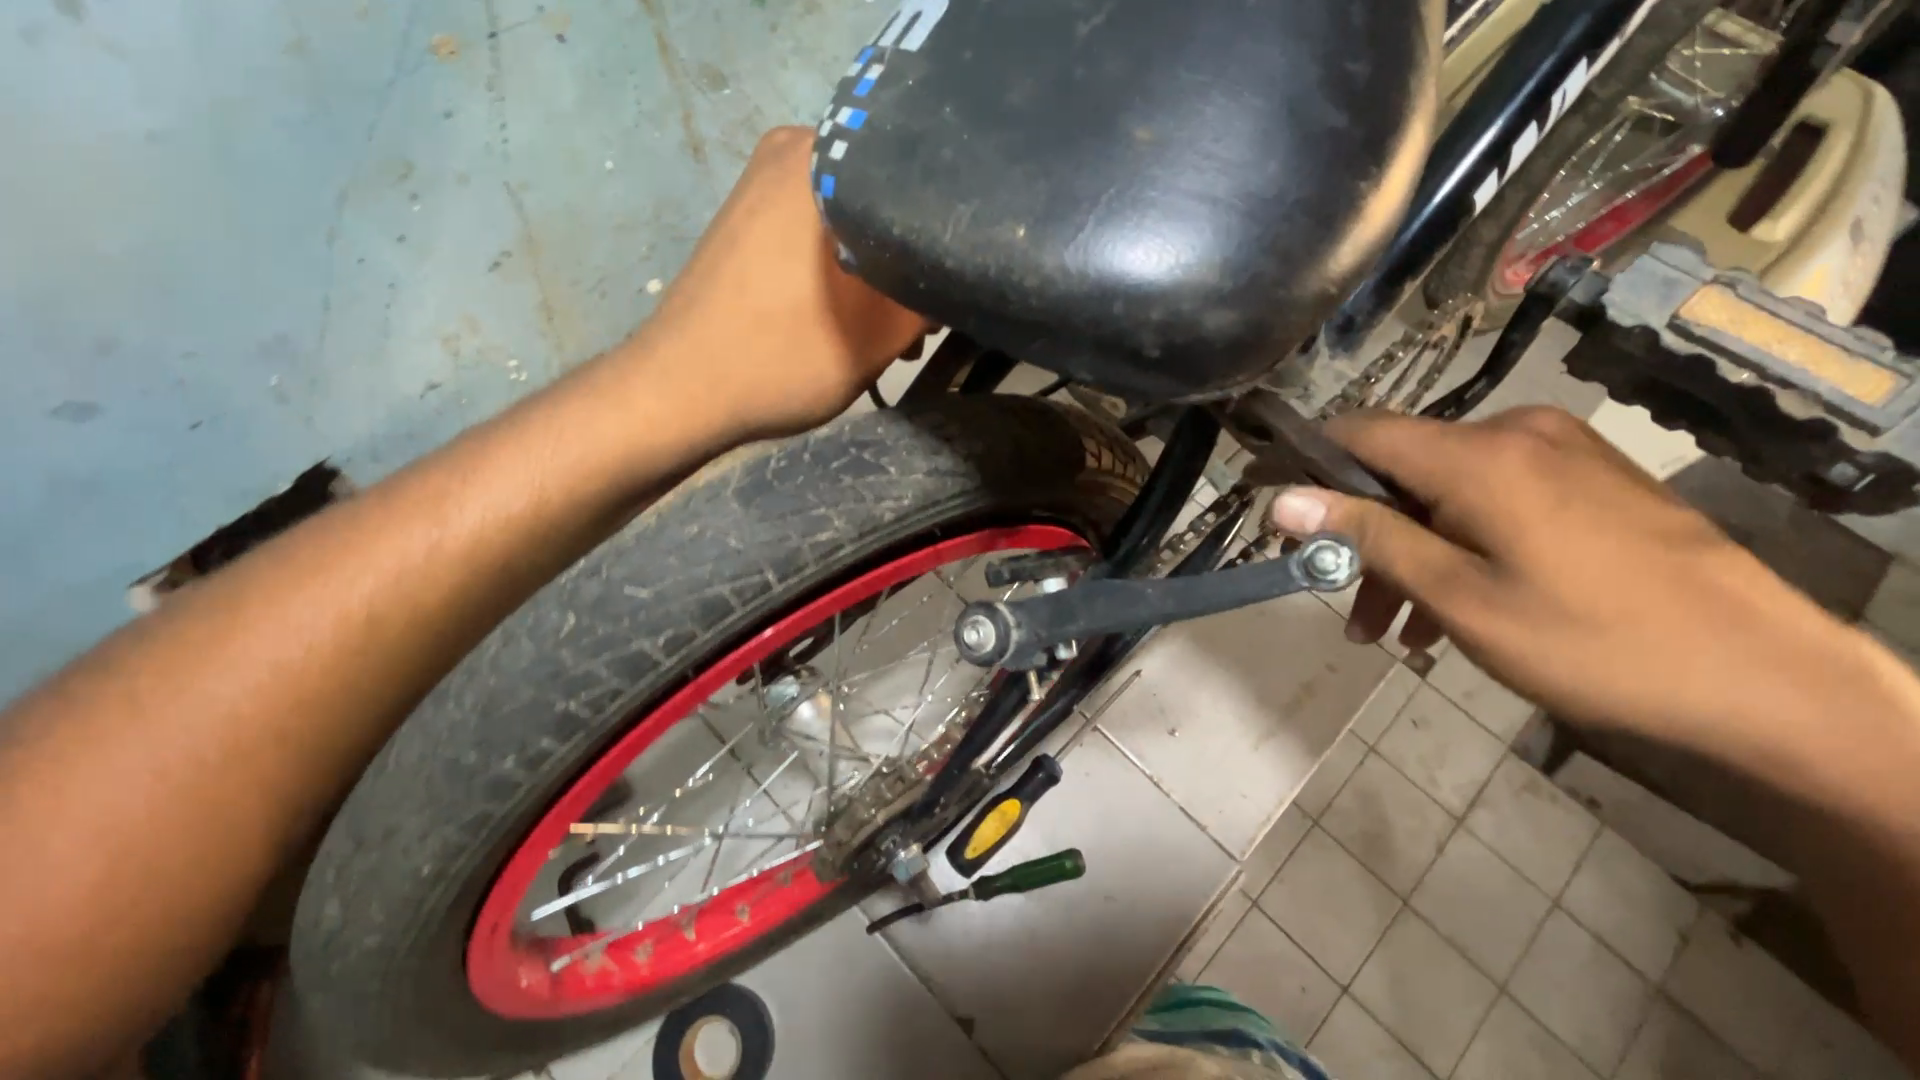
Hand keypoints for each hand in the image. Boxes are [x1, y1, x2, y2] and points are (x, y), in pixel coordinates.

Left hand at [637, 127, 928, 437]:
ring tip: (901, 328)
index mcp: (822, 158)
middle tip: (932, 314)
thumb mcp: (880, 335)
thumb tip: (959, 277)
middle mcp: (791, 150)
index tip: (964, 274)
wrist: (678, 393)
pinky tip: (860, 315)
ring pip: (854, 217)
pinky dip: (846, 267)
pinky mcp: (749, 216)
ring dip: (883, 268)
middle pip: (886, 196)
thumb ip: (933, 296)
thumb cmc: (779, 358)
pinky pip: (819, 229)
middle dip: (913, 255)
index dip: (949, 228)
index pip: (919, 174)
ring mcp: (763, 181)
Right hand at [1267, 406, 1887, 742]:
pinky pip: (1499, 502)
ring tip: (1399, 631)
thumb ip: (1370, 538)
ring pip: (1451, 493)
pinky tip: (1457, 611)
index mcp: (1482, 454)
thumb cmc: (1593, 642)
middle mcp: (1520, 434)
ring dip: (1413, 552)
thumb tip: (1283, 500)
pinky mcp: (1596, 482)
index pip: (1361, 433)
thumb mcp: (1461, 598)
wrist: (1767, 679)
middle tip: (1346, 607)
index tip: (1270, 508)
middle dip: (1365, 534)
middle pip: (1406, 469)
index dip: (1305, 464)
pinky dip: (1463, 547)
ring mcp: (1565, 455)